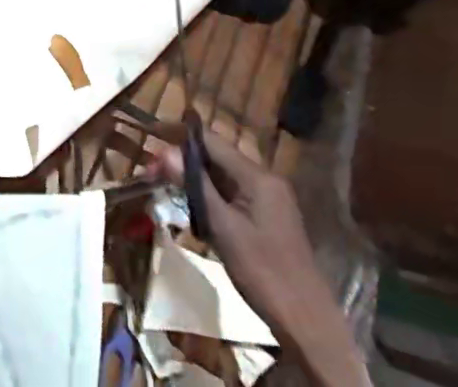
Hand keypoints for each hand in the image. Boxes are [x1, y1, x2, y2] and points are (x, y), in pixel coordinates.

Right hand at [153, 128, 369, 386]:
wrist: (304, 316)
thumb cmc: (262, 272)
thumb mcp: (224, 229)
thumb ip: (197, 188)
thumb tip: (166, 154)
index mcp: (257, 176)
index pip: (214, 143)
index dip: (183, 141)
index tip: (154, 147)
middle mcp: (265, 178)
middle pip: (220, 158)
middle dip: (186, 162)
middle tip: (154, 173)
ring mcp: (269, 197)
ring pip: (226, 178)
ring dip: (198, 181)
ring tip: (166, 188)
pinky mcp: (268, 216)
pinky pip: (235, 195)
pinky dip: (213, 198)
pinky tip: (194, 211)